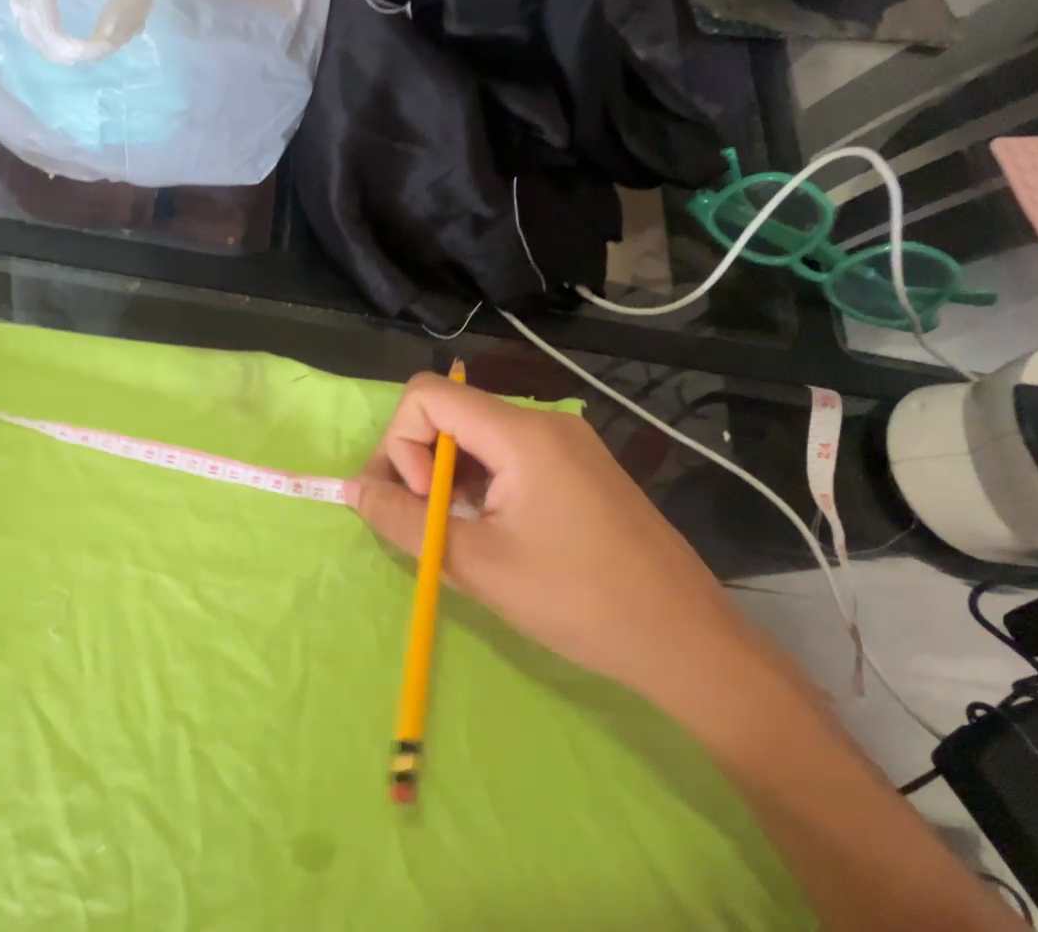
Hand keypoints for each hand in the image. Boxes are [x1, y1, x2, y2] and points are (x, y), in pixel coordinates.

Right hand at [344, 373, 750, 692]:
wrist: (686, 642)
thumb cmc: (577, 601)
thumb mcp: (474, 564)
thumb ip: (403, 520)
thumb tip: (351, 489)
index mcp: (522, 434)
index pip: (426, 396)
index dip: (400, 443)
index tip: (421, 502)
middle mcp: (545, 423)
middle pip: (447, 413)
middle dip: (418, 463)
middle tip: (430, 525)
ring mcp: (567, 444)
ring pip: (473, 437)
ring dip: (446, 479)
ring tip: (461, 535)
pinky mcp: (578, 469)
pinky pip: (505, 456)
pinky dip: (478, 485)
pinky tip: (493, 533)